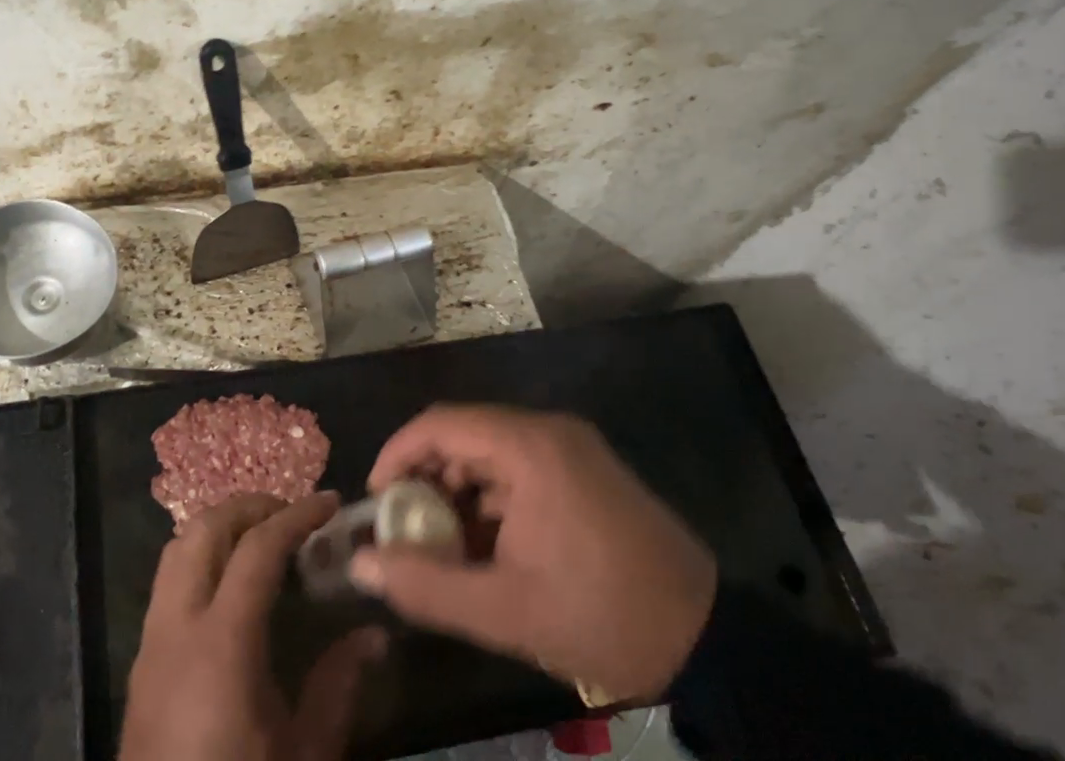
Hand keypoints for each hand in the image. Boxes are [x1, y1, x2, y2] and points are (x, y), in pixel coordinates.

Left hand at [121, 493, 385, 760]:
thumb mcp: (305, 754)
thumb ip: (338, 687)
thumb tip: (374, 636)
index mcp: (222, 644)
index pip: (257, 550)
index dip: (296, 516)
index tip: (329, 503)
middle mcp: (177, 625)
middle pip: (203, 530)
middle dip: (249, 508)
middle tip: (294, 515)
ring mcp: (151, 639)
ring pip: (176, 548)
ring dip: (220, 528)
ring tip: (264, 539)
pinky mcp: (140, 657)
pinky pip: (168, 581)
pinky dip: (200, 557)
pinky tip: (232, 585)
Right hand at [349, 405, 715, 703]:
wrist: (705, 639)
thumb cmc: (598, 617)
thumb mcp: (502, 611)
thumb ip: (423, 585)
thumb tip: (359, 565)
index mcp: (530, 449)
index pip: (439, 425)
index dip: (395, 456)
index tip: (377, 504)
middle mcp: (550, 433)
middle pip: (463, 435)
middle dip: (425, 481)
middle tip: (407, 533)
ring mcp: (574, 450)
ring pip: (489, 453)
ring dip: (456, 494)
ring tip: (443, 548)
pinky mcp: (587, 471)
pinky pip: (519, 469)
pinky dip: (489, 500)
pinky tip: (486, 548)